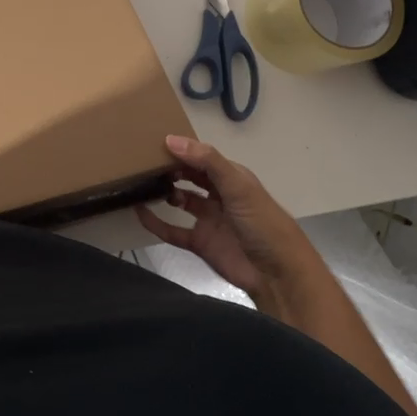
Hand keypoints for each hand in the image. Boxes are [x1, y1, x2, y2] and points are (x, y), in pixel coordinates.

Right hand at [136, 135, 324, 314]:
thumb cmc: (262, 224)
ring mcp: (209, 220)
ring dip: (163, 193)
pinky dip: (156, 223)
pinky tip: (139, 213)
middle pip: (191, 177)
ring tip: (138, 183)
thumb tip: (170, 139)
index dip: (182, 150)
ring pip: (181, 201)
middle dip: (170, 169)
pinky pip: (172, 231)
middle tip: (142, 162)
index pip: (203, 158)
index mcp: (232, 178)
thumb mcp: (238, 187)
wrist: (278, 275)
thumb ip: (207, 162)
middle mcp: (220, 196)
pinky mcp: (200, 243)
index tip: (152, 142)